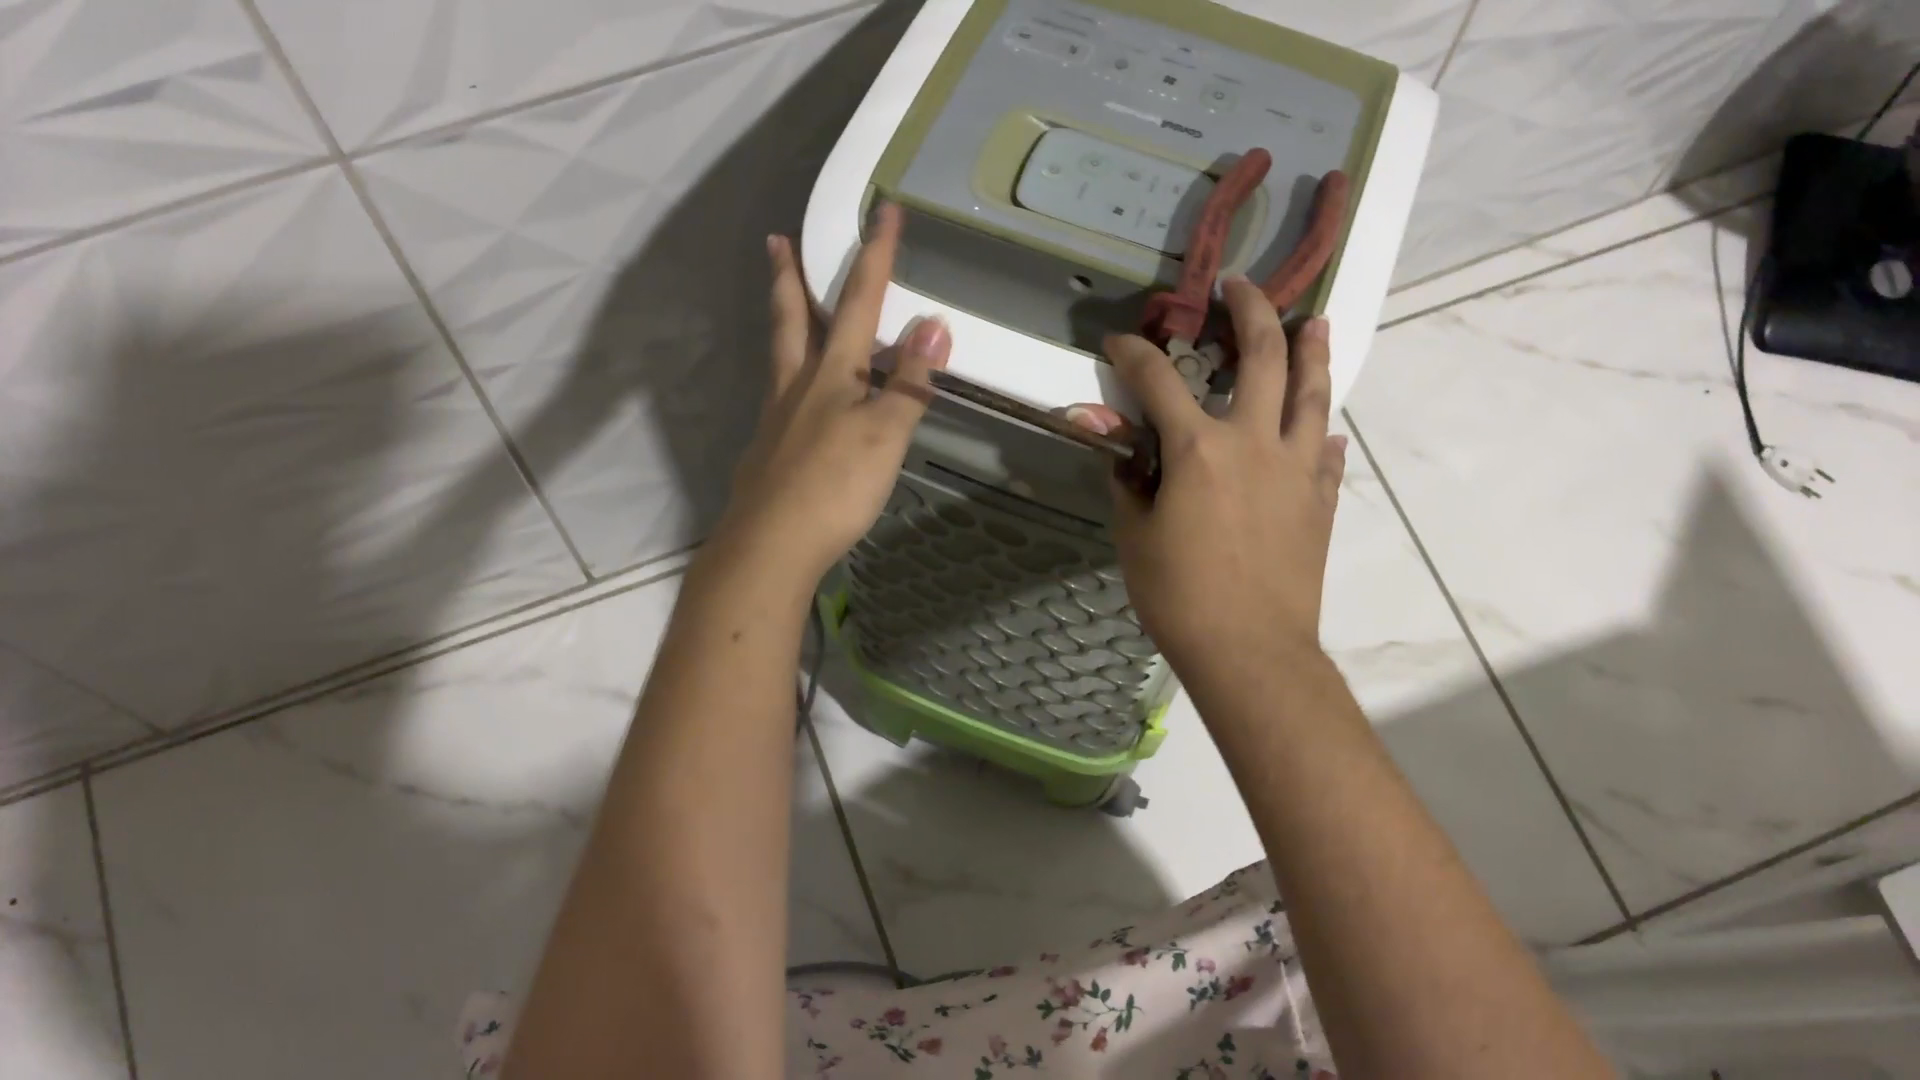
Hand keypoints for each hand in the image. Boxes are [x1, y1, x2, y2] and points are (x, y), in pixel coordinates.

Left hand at [714, 204, 949, 581]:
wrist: (771, 544)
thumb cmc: (835, 485)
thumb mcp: (885, 433)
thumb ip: (909, 383)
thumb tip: (934, 323)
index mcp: (833, 374)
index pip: (861, 302)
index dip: (876, 256)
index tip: (884, 209)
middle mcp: (798, 385)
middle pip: (795, 319)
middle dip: (791, 277)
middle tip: (775, 240)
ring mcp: (777, 418)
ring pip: (780, 356)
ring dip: (782, 320)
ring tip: (781, 300)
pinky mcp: (767, 451)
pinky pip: (779, 398)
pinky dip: (787, 378)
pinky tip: (792, 396)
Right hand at [1069, 278, 1346, 682]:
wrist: (1251, 650)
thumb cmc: (1179, 595)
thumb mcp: (1134, 534)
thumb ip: (1125, 476)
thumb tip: (1110, 437)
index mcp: (1199, 448)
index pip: (1160, 380)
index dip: (1134, 354)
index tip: (1119, 342)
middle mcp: (1255, 442)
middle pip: (1262, 357)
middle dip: (1250, 311)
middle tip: (1242, 285)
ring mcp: (1297, 468)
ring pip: (1313, 393)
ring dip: (1313, 351)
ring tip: (1315, 322)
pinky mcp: (1321, 500)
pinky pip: (1328, 453)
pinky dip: (1324, 431)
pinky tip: (1324, 427)